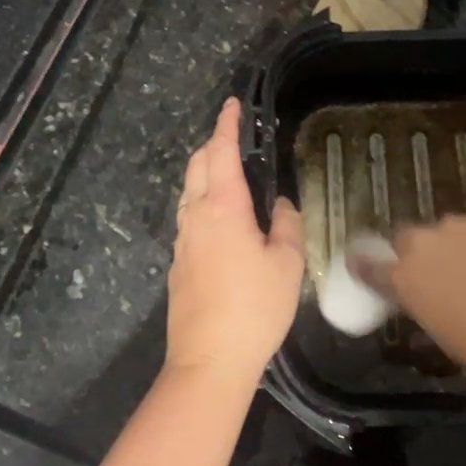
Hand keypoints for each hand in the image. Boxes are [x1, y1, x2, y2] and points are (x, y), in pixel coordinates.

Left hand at [166, 98, 304, 383]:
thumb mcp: (287, 265)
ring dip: (205, 171)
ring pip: (189, 189)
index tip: (233, 105)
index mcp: (223, 206)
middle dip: (214, 144)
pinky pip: (188, 215)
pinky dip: (202, 199)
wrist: (208, 360)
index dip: (228, 124)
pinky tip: (220, 217)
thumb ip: (286, 226)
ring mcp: (183, 239)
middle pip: (198, 164)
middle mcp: (196, 214)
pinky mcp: (178, 262)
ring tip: (229, 173)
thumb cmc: (254, 308)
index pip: (222, 151)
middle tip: (236, 138)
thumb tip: (281, 205)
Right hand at [357, 212, 465, 381]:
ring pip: (444, 232)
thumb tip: (430, 295)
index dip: (364, 264)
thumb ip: (427, 306)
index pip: (369, 266)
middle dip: (416, 254)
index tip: (360, 263)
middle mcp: (423, 246)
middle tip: (438, 277)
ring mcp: (457, 227)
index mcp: (405, 282)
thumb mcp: (446, 337)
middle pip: (407, 239)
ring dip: (452, 247)